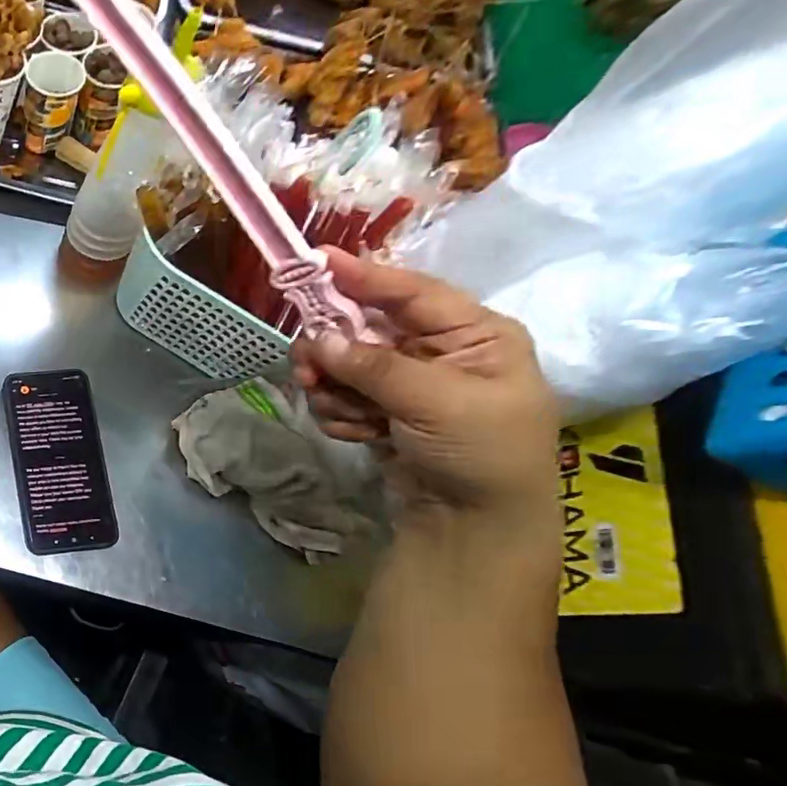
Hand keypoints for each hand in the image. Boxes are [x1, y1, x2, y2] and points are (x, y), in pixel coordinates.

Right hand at [291, 246, 556, 518]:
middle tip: (305, 366)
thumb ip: (376, 367)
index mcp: (473, 334)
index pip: (411, 292)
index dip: (364, 276)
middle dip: (336, 350)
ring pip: (347, 366)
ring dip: (337, 391)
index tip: (318, 260)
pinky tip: (360, 435)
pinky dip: (342, 415)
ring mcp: (407, 384)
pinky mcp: (383, 413)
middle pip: (367, 329)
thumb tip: (319, 339)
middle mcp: (437, 351)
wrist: (475, 525)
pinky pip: (344, 398)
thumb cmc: (481, 452)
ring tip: (347, 417)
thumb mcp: (437, 402)